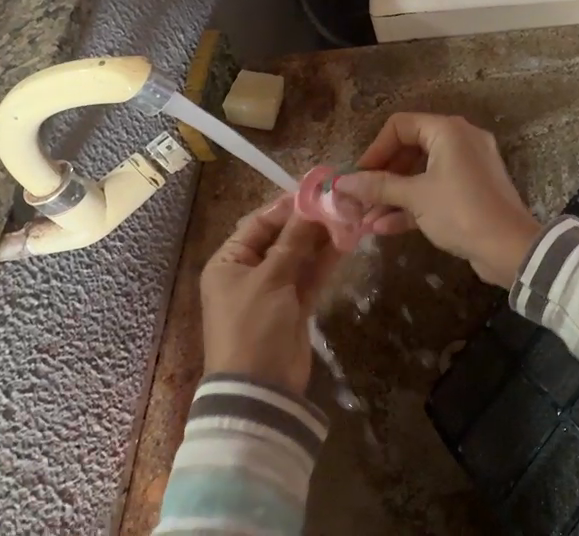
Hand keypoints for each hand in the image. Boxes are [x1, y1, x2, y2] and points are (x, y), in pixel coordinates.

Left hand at [200, 196, 342, 395]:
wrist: (259, 388)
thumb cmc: (253, 326)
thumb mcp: (270, 279)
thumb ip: (294, 241)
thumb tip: (312, 205)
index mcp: (229, 263)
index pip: (258, 223)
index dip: (287, 207)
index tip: (317, 190)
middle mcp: (248, 273)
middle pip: (282, 237)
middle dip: (309, 222)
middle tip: (340, 202)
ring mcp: (273, 290)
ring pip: (300, 255)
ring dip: (322, 239)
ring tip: (350, 217)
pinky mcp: (294, 306)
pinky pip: (311, 275)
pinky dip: (327, 260)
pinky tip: (348, 242)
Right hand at [333, 113, 542, 287]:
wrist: (510, 247)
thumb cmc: (460, 211)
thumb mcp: (416, 197)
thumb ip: (378, 187)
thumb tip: (341, 183)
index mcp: (448, 130)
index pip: (401, 125)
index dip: (375, 150)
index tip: (358, 177)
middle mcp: (460, 141)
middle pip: (410, 149)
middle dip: (382, 177)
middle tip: (359, 200)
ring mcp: (468, 166)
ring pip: (422, 173)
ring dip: (393, 196)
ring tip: (366, 220)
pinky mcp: (471, 191)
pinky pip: (436, 190)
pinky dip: (413, 205)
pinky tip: (385, 228)